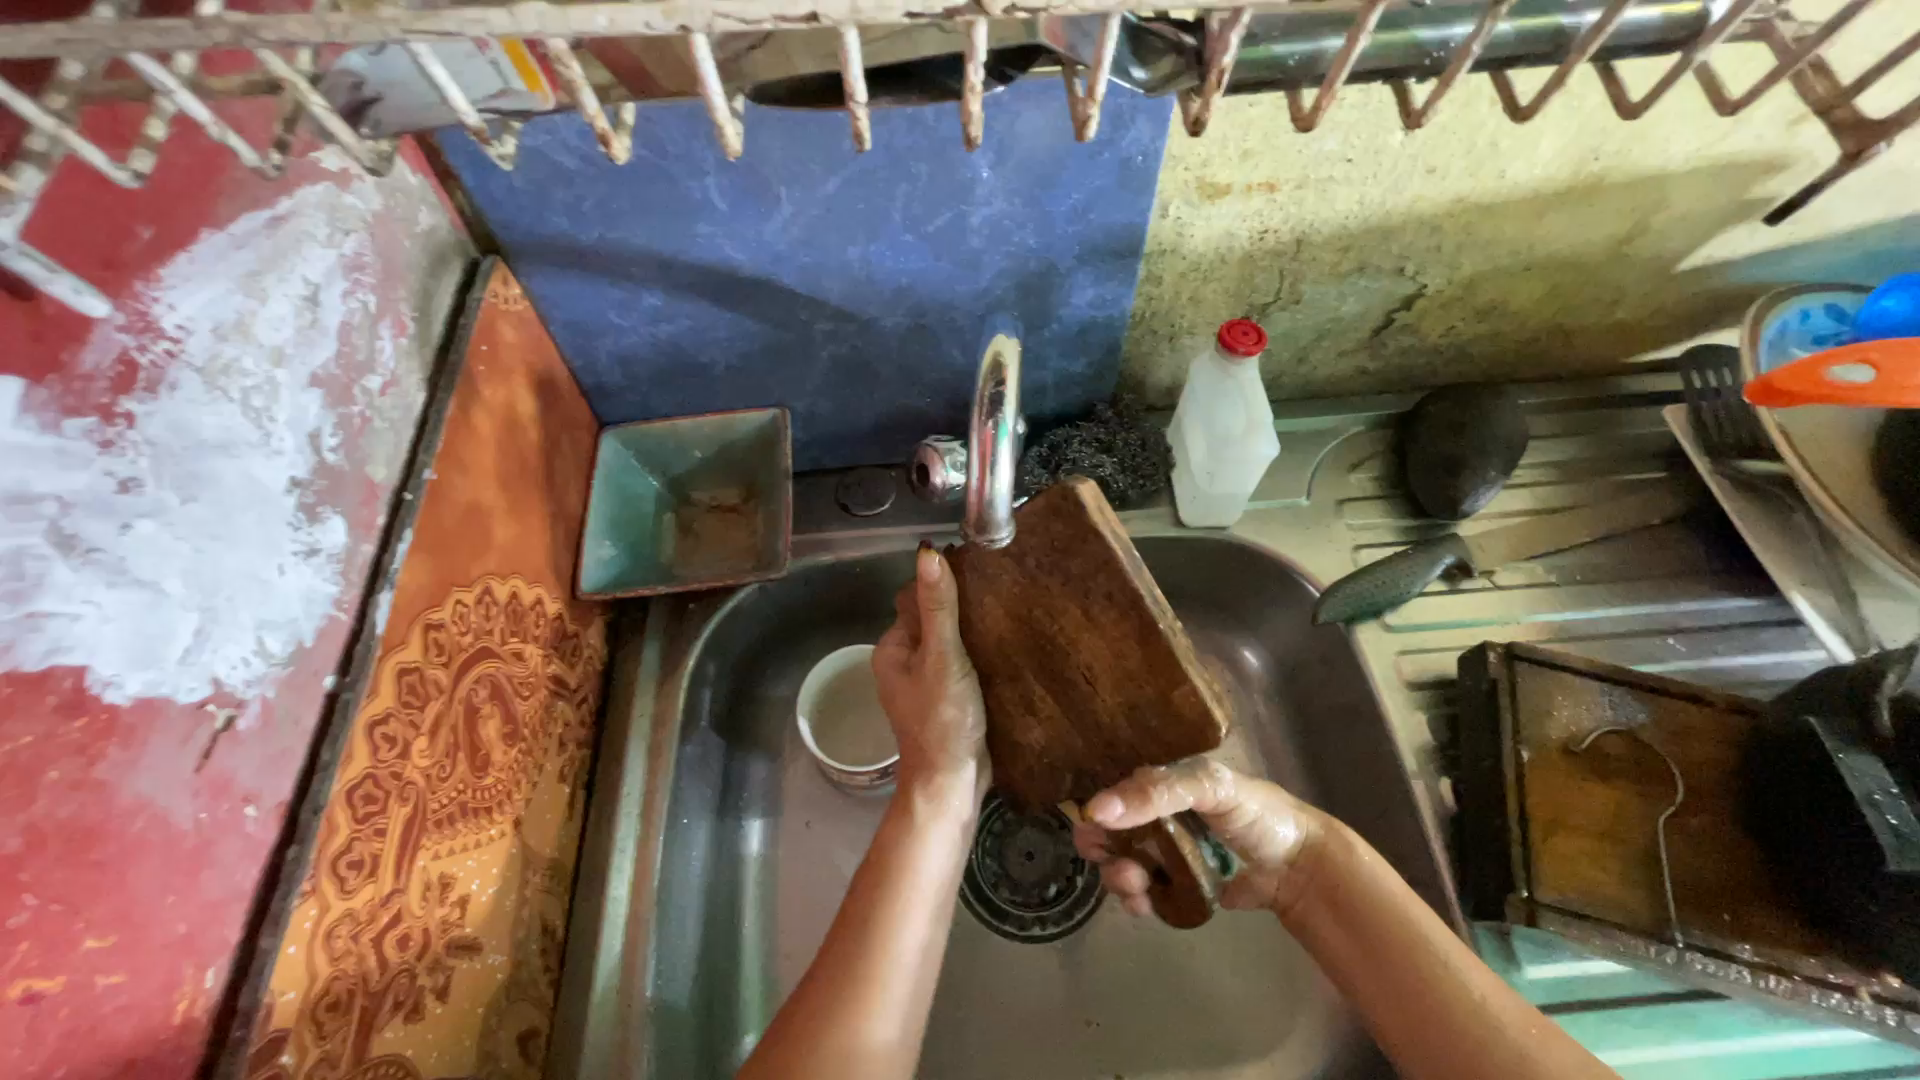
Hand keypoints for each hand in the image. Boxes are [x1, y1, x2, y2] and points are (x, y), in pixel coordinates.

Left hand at [872, 543, 990, 800]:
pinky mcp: (949, 698)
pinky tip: (1006, 646)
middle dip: (962, 606)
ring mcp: (926, 682)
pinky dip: (980, 655)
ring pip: (951, 643)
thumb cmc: (943, 719)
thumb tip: (927, 553)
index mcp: (892, 648)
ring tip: (1010, 613)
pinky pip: (963, 664)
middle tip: (1003, 590)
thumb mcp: (943, 657)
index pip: (915, 599)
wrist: (952, 783)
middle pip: (933, 619)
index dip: (942, 583)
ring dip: (974, 632)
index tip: (980, 568)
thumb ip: (938, 607)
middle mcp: (904, 662)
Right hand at [1072, 757, 1328, 917]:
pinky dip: (1137, 900)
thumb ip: (1156, 792)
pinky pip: (1146, 894)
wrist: (1299, 865)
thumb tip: (1098, 808)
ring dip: (1119, 877)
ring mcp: (1166, 854)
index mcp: (1162, 785)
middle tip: (1112, 864)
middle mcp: (1157, 817)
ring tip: (1135, 888)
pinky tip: (1144, 905)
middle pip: (1112, 833)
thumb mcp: (1208, 785)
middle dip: (1103, 851)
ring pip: (1123, 864)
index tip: (1089, 830)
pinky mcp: (1177, 887)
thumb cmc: (1256, 812)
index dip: (1097, 813)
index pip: (1116, 794)